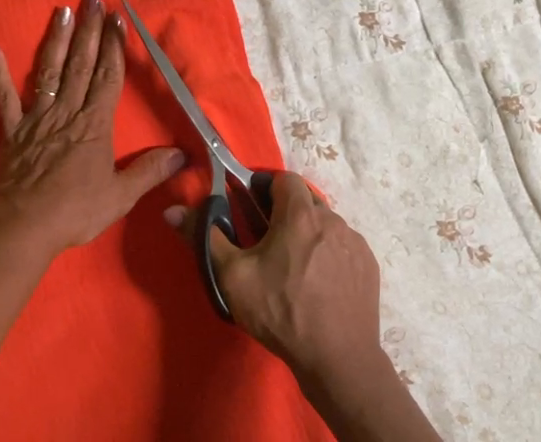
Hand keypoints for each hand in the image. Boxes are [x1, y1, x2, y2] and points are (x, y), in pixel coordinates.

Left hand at [0, 0, 186, 257]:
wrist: (27, 225)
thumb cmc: (76, 211)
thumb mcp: (121, 195)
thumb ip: (149, 171)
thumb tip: (181, 154)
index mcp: (95, 124)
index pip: (108, 77)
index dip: (114, 47)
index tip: (117, 18)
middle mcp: (68, 111)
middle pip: (81, 64)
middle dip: (89, 31)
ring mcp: (37, 117)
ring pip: (49, 71)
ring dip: (56, 40)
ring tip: (62, 10)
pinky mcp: (12, 130)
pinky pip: (3, 97)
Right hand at [167, 172, 382, 378]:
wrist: (338, 361)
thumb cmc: (281, 312)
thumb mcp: (233, 276)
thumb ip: (204, 237)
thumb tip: (172, 210)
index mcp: (300, 214)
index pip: (284, 178)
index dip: (265, 188)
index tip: (251, 210)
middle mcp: (332, 220)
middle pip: (305, 200)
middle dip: (285, 213)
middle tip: (266, 243)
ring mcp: (354, 243)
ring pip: (325, 224)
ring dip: (308, 234)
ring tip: (292, 268)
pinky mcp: (369, 266)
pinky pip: (342, 246)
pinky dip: (328, 254)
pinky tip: (317, 284)